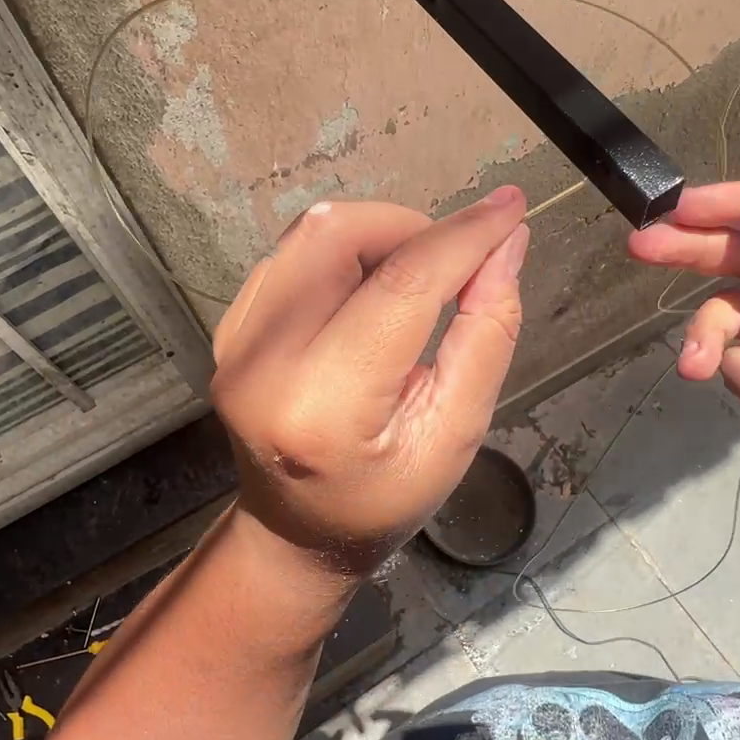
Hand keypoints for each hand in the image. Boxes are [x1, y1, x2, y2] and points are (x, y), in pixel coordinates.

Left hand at [211, 188, 529, 577]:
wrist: (295, 533)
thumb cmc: (384, 499)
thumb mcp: (454, 435)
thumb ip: (484, 337)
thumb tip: (505, 246)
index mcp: (323, 406)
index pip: (400, 287)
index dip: (462, 237)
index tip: (510, 207)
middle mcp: (262, 361)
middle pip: (338, 234)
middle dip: (412, 227)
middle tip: (454, 262)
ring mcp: (234, 341)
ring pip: (311, 232)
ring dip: (378, 234)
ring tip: (416, 279)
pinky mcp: (229, 328)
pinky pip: (293, 253)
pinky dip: (344, 251)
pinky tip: (369, 291)